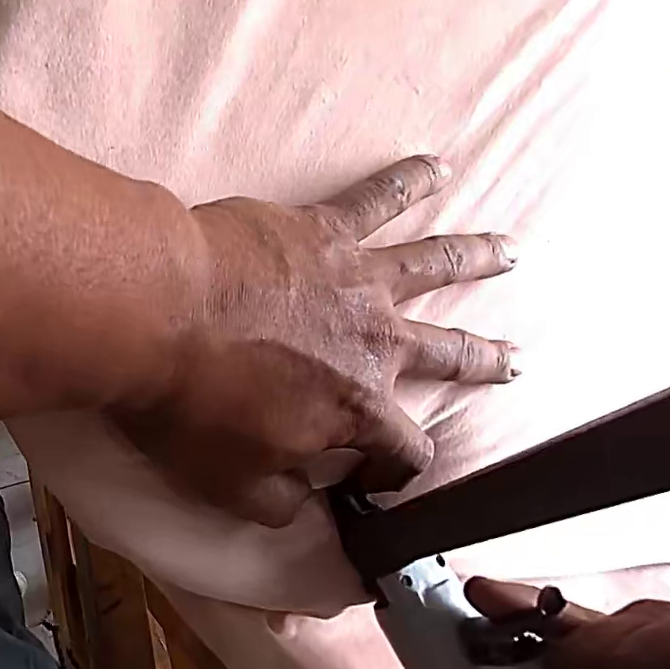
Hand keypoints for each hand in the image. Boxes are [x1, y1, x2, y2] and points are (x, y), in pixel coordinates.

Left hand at [109, 156, 518, 526]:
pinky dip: (410, 180)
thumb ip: (278, 501)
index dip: (392, 473)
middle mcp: (374, 340)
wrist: (155, 317)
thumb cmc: (188, 406)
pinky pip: (377, 198)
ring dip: (477, 259)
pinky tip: (436, 167)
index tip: (370, 478)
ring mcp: (353, 277)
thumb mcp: (230, 484)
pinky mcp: (318, 230)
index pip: (404, 450)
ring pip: (433, 263)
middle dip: (482, 361)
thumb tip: (302, 501)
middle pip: (446, 351)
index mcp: (357, 407)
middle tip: (514, 361)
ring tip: (510, 253)